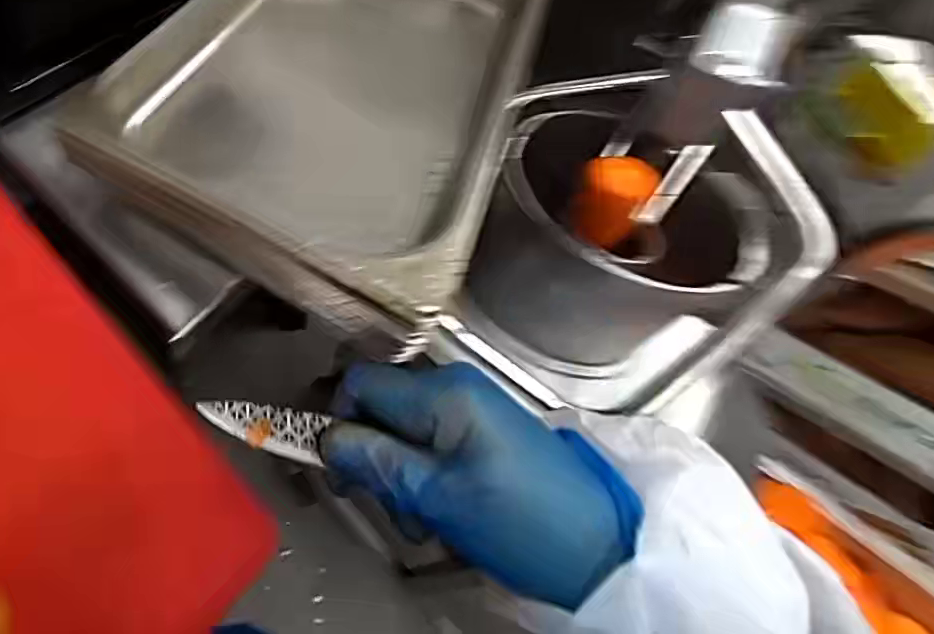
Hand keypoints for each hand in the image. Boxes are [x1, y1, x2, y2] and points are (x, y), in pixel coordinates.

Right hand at [320, 363, 642, 609]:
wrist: (610, 550)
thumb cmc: (523, 522)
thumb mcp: (441, 497)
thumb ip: (378, 462)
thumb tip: (323, 437)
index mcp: (442, 392)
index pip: (361, 383)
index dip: (338, 419)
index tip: (336, 467)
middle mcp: (451, 385)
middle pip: (380, 406)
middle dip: (374, 457)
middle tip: (389, 508)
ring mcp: (470, 404)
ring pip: (403, 428)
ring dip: (399, 474)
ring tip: (422, 522)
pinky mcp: (483, 427)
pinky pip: (431, 438)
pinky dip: (424, 474)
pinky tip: (440, 513)